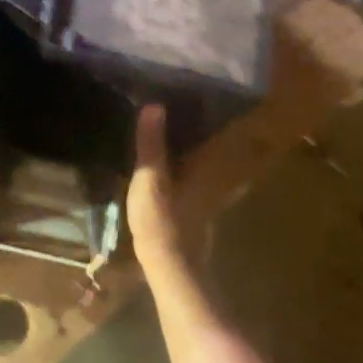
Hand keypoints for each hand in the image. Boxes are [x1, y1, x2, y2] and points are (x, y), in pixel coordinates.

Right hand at [127, 104, 203, 273]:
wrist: (172, 266)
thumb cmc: (162, 218)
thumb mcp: (151, 178)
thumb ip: (152, 143)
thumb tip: (154, 104)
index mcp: (205, 164)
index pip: (210, 131)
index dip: (204, 113)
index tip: (193, 95)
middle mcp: (212, 176)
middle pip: (207, 146)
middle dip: (197, 129)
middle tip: (178, 109)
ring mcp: (206, 196)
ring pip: (200, 164)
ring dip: (189, 149)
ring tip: (170, 133)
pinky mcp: (195, 210)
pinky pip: (192, 179)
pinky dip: (184, 169)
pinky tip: (170, 167)